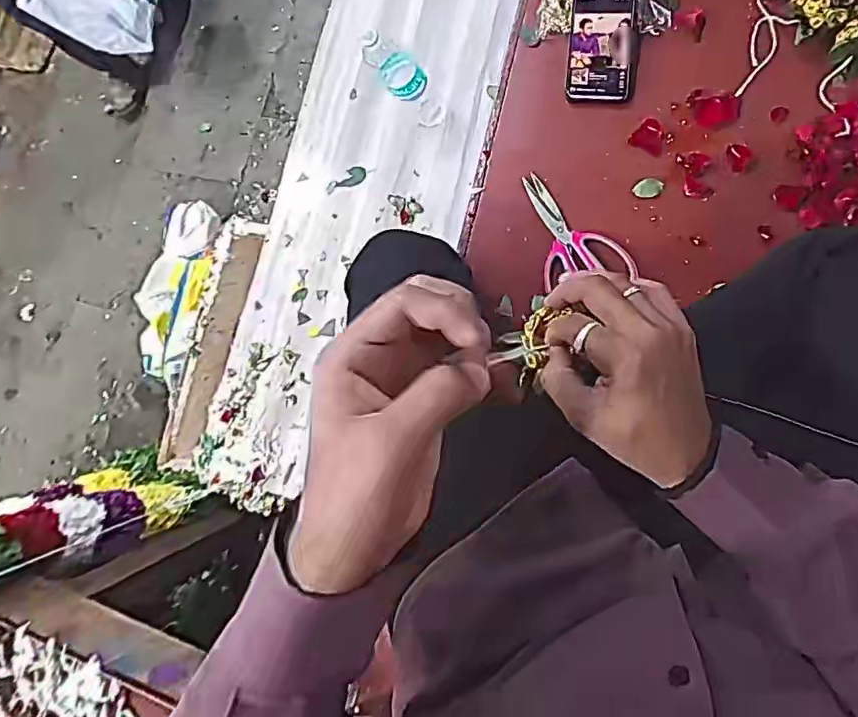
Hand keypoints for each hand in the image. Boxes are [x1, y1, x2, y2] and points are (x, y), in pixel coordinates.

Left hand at [287, 276, 492, 593]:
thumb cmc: (353, 499)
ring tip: (494, 370)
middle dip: (463, 317)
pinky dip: (487, 367)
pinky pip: (464, 363)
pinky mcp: (430, 394)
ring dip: (478, 340)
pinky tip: (505, 384)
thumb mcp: (389, 443)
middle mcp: (380, 354)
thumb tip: (481, 367)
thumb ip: (435, 394)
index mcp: (354, 354)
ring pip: (451, 330)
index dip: (445, 309)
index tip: (477, 340)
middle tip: (485, 348)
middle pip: (429, 304)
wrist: (352, 555)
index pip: (405, 302)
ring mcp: (406, 372)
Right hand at [540, 272, 713, 487]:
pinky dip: (631, 285)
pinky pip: (655, 290)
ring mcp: (669, 324)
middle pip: (600, 288)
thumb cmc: (637, 440)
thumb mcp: (586, 418)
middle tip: (553, 301)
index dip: (554, 331)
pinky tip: (615, 293)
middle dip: (568, 290)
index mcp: (626, 354)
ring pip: (626, 281)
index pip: (577, 324)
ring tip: (576, 290)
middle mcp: (649, 329)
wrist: (688, 451)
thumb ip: (558, 380)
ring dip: (597, 282)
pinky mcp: (681, 326)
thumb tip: (552, 351)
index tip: (549, 343)